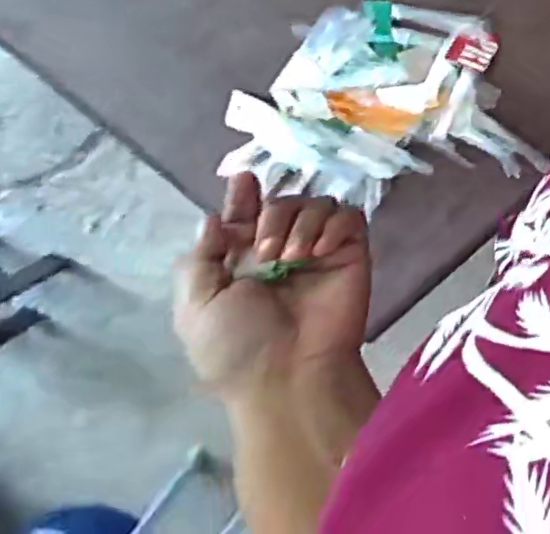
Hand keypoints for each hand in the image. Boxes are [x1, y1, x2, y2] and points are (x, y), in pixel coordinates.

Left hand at [173, 171, 370, 397]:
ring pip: (317, 203)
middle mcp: (283, 247)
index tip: (243, 179)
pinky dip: (333, 225)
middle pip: (283, 201)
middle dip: (273, 216)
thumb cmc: (237, 346)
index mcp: (244, 260)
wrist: (289, 371)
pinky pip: (349, 216)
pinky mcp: (352, 249)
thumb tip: (214, 218)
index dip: (244, 195)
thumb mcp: (197, 308)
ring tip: (293, 258)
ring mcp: (320, 247)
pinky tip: (321, 249)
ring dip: (302, 222)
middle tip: (268, 253)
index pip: (246, 215)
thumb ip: (201, 260)